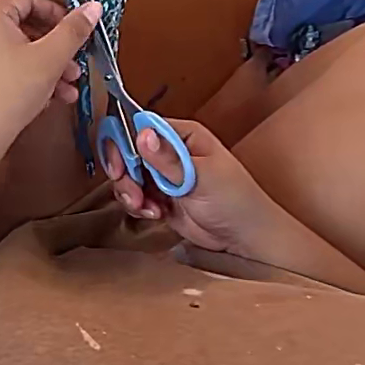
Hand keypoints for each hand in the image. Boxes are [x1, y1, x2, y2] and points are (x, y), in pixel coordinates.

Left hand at [0, 0, 100, 163]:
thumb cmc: (4, 98)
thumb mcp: (50, 60)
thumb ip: (74, 31)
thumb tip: (92, 8)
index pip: (29, 0)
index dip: (58, 15)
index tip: (76, 30)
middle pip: (22, 29)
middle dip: (55, 50)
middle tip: (73, 66)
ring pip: (14, 52)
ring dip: (44, 69)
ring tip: (65, 89)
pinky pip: (0, 69)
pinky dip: (23, 79)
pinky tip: (44, 99)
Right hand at [102, 118, 292, 258]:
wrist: (243, 236)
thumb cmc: (234, 199)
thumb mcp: (201, 177)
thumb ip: (169, 159)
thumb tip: (142, 135)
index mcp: (183, 135)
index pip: (141, 128)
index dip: (124, 144)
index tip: (120, 167)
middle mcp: (170, 151)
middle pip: (129, 152)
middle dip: (125, 174)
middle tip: (133, 192)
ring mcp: (164, 175)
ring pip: (129, 176)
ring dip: (131, 194)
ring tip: (147, 207)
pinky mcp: (160, 197)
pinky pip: (135, 196)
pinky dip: (138, 207)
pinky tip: (155, 214)